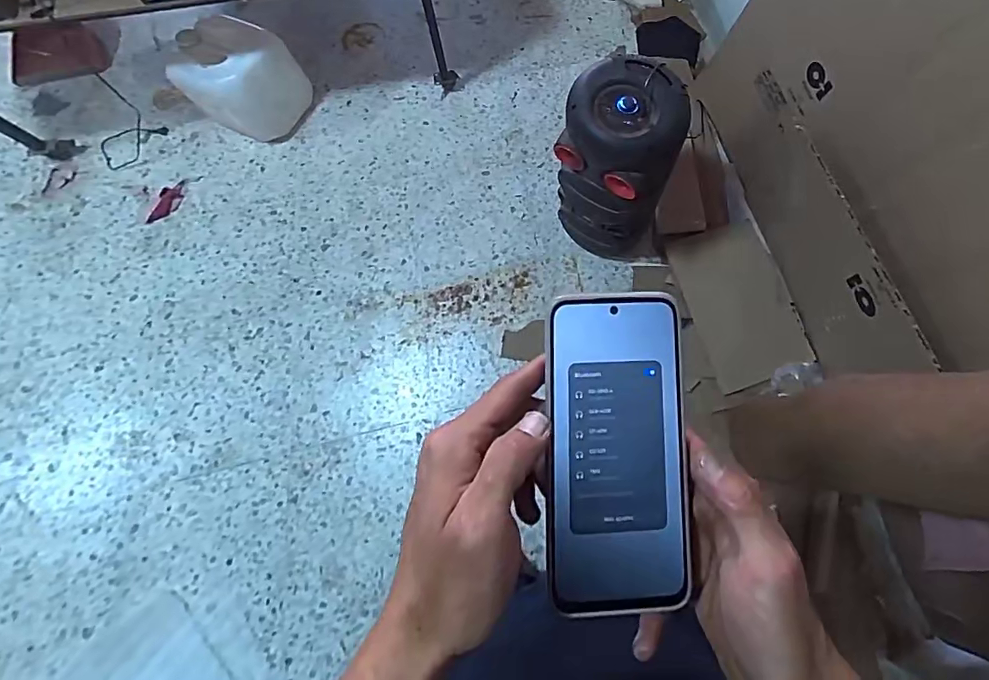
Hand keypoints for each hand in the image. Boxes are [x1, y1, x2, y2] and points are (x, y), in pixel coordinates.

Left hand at [346, 357, 549, 678]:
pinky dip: (525, 479)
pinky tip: (529, 508)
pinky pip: (507, 463)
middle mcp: (453, 447)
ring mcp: (458, 467)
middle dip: (541, 434)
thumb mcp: (486, 519)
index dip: (536, 373)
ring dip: (535, 463)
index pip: (502, 393)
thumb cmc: (453, 586)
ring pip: (514, 440)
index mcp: (454, 446)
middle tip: (559, 467)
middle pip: (511, 415)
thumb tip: (537, 418)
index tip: (564, 354)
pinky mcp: (467, 486)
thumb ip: (509, 460)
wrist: (425, 635)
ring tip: (541, 498)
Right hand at [631, 430, 854, 679]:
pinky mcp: (693, 583)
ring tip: (615, 575)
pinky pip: (661, 577)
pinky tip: (643, 630)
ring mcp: (705, 553)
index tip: (635, 427)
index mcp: (737, 505)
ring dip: (638, 552)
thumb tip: (704, 453)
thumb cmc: (780, 624)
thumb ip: (740, 503)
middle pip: (672, 491)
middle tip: (603, 504)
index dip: (671, 439)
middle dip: (641, 495)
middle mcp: (720, 520)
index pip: (700, 458)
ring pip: (660, 532)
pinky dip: (649, 602)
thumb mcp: (764, 559)